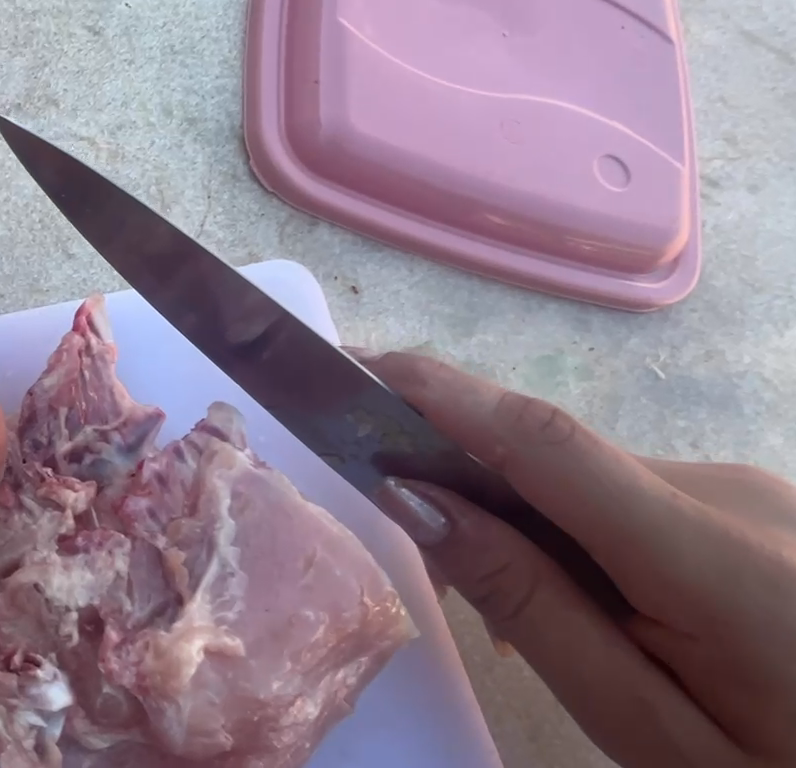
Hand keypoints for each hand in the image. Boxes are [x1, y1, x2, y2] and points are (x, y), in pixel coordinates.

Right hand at [361, 352, 795, 767]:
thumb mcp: (651, 731)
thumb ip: (528, 605)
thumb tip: (412, 497)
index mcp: (721, 561)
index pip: (541, 439)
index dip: (434, 392)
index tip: (346, 368)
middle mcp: (737, 497)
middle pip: (549, 456)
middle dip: (462, 482)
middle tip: (432, 569)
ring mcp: (757, 497)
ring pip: (582, 476)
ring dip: (520, 515)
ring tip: (535, 620)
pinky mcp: (759, 508)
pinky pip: (625, 494)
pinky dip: (574, 528)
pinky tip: (598, 607)